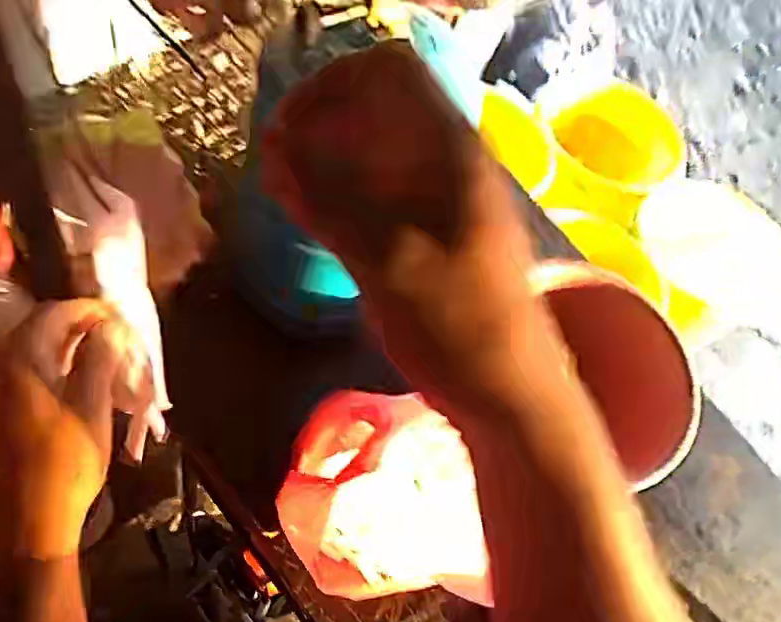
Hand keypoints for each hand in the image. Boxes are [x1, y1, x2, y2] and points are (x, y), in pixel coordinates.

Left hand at [0, 300, 122, 560]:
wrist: (29, 520)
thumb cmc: (67, 464)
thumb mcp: (93, 409)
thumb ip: (99, 360)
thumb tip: (107, 327)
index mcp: (21, 358)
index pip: (55, 313)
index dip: (89, 311)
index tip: (117, 319)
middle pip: (38, 330)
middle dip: (77, 329)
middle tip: (111, 341)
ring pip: (29, 354)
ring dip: (64, 352)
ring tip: (98, 363)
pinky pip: (20, 376)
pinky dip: (48, 372)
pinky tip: (71, 388)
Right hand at [261, 43, 570, 422]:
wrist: (506, 391)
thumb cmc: (453, 328)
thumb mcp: (386, 264)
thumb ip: (329, 203)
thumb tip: (274, 151)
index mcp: (450, 152)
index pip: (386, 72)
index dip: (327, 89)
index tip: (281, 133)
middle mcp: (451, 164)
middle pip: (380, 112)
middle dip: (321, 128)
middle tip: (274, 170)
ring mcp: (446, 203)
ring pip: (379, 157)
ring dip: (330, 166)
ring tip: (288, 198)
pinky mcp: (438, 240)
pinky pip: (386, 198)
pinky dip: (348, 201)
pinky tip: (322, 228)